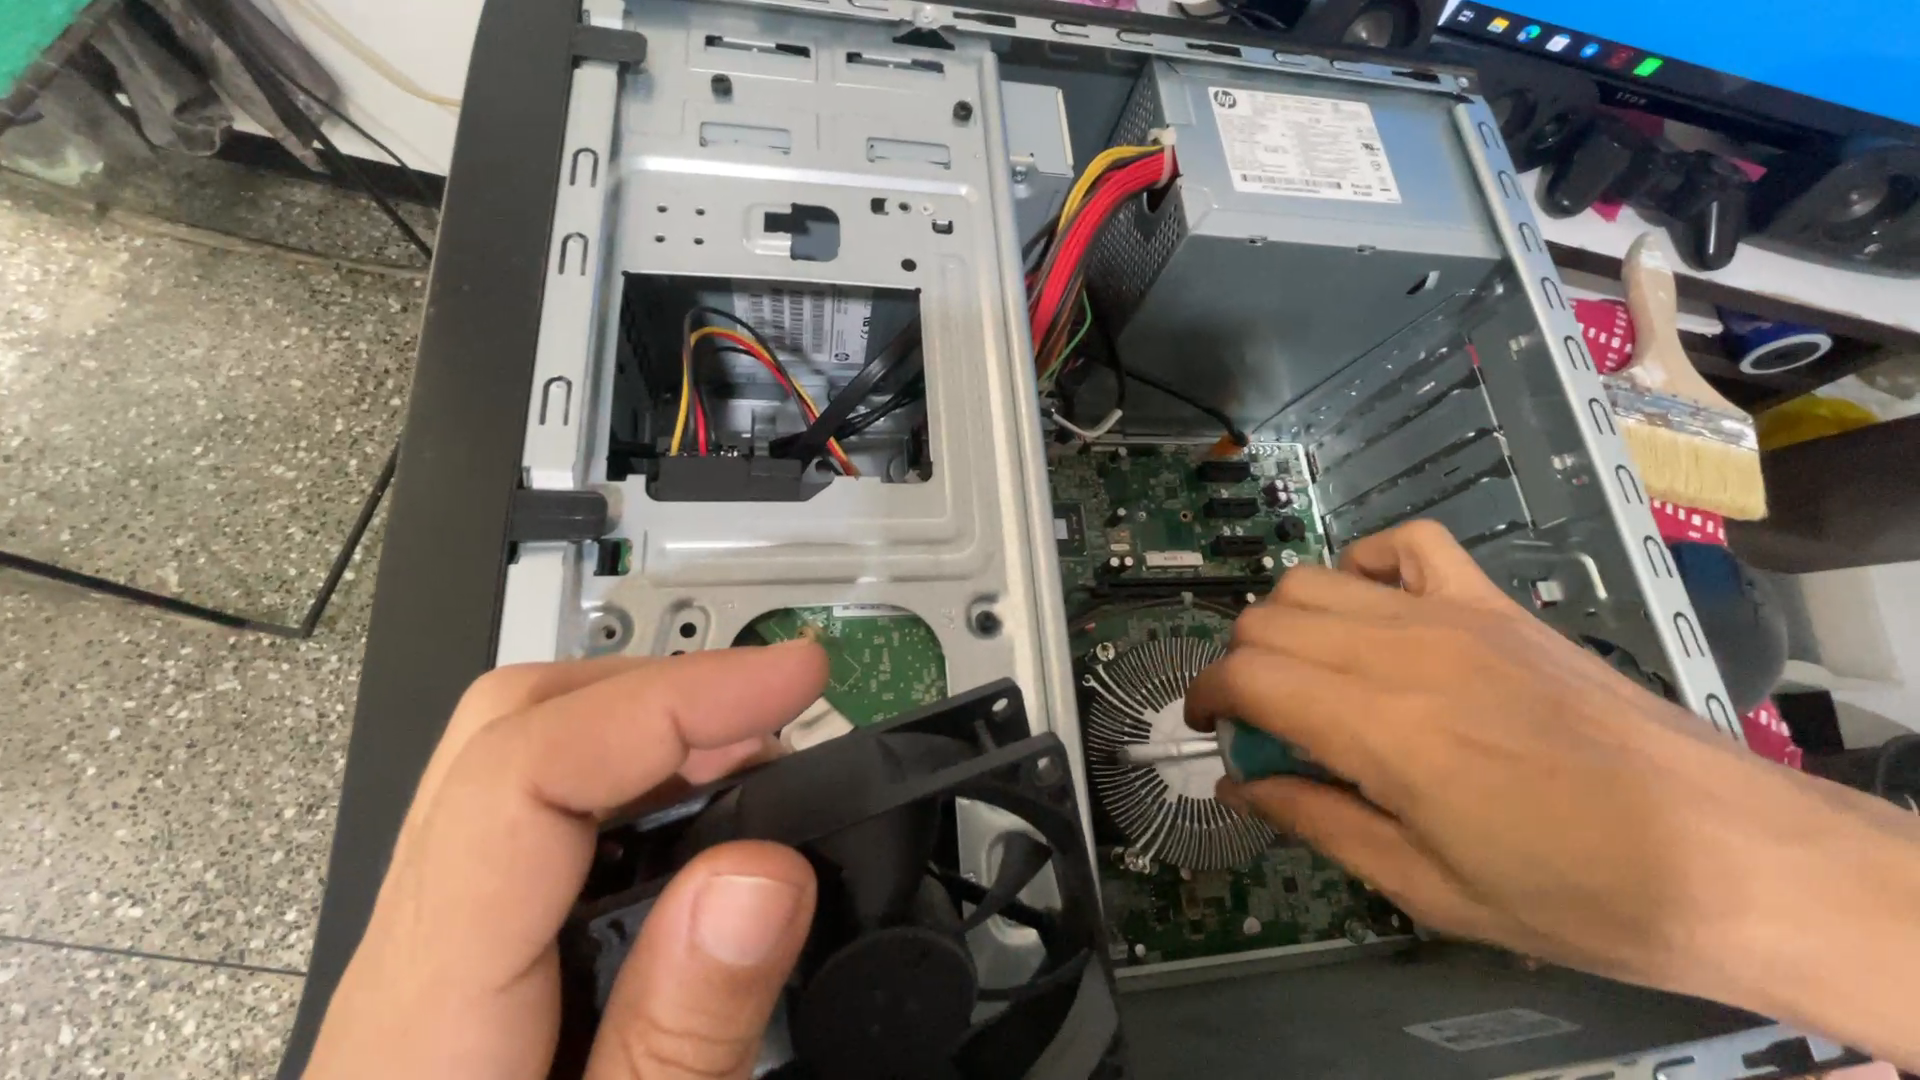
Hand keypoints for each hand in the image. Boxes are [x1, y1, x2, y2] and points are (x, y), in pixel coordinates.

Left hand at [305, 642, 829, 1079]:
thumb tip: (764, 871)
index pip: (530, 771)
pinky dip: (648, 786)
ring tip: (762, 760)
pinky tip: (714, 829)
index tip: (793, 678)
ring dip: (659, 729)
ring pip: (529, 757)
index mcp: (427, 1008)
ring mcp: (436, 949)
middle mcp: (415, 950)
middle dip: (661, 691)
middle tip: (772, 709)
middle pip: (508, 729)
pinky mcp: (473, 963)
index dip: (676, 699)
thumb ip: (685, 1031)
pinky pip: (552, 819)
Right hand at [1186, 521, 1919, 1068]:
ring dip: (1285, 624)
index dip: (1206, 699)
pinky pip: (1407, 544)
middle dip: (1240, 669)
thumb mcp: (1425, 887)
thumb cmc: (1575, 895)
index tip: (1210, 731)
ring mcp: (1453, 616)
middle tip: (1267, 726)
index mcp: (1379, 729)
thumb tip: (1236, 785)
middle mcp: (1402, 653)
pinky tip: (1371, 609)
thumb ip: (1314, 821)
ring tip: (1311, 676)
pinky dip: (1366, 566)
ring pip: (1313, 581)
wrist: (1738, 859)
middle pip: (1265, 621)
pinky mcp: (1496, 604)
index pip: (1245, 676)